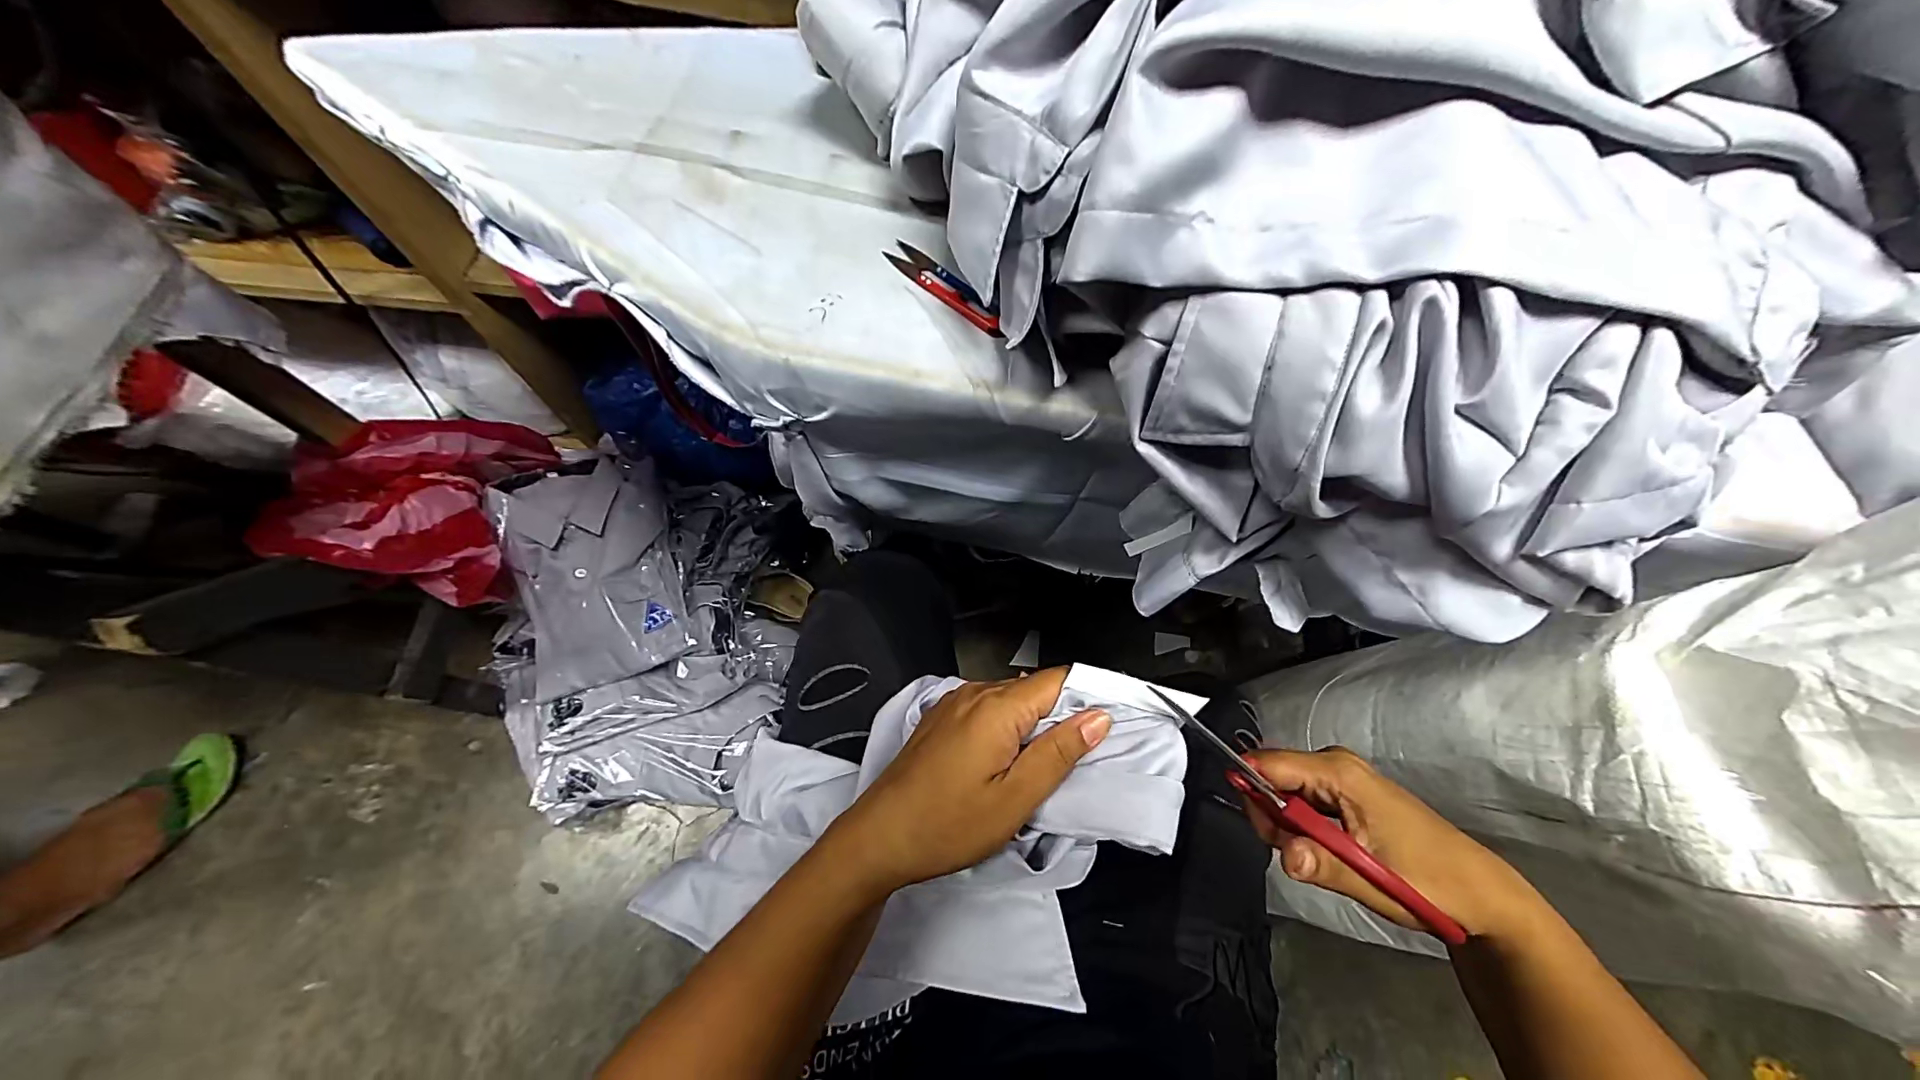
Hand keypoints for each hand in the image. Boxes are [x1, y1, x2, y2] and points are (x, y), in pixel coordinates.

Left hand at [819, 667, 1109, 896]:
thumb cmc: (947, 824)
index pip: (1058, 679)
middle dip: (1061, 716)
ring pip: (1011, 701)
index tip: (1107, 727)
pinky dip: (1006, 729)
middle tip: (1073, 761)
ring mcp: (952, 703)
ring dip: (1032, 726)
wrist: (879, 838)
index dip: (1088, 698)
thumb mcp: (1015, 799)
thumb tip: (1098, 717)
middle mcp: (973, 694)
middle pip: (1035, 689)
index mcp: (996, 707)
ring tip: (1036, 769)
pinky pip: (987, 710)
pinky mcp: (940, 719)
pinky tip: (1002, 764)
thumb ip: (1058, 753)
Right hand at [1241, 747, 1549, 940]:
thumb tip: (1285, 855)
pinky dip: (1303, 826)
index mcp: (1338, 772)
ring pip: (1283, 790)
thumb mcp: (1372, 879)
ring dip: (1289, 826)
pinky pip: (1301, 798)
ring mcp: (1341, 775)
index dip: (1250, 793)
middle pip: (1270, 777)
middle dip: (1273, 817)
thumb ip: (1321, 864)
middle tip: (1302, 855)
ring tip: (1325, 857)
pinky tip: (1330, 849)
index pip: (1265, 763)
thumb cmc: (1431, 882)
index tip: (1267, 833)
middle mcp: (1335, 763)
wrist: (1481, 893)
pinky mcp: (1345, 790)